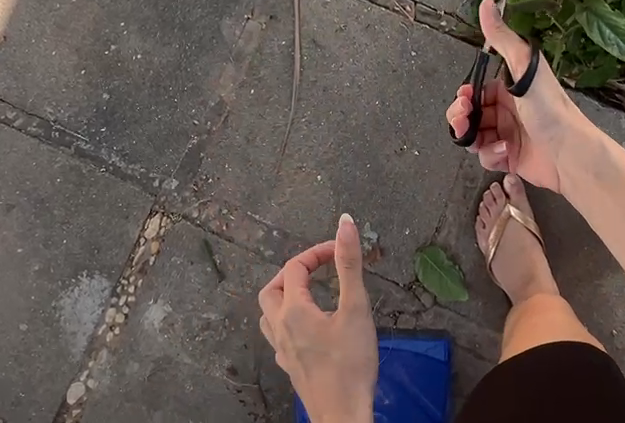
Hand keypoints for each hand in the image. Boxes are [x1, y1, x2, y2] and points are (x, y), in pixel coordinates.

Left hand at [258, 214, 377, 422]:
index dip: (316, 252)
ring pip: (268, 314)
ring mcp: (282, 351)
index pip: (295, 267)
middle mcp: (281, 328)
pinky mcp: (290, 368)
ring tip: (310, 292)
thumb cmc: (351, 362)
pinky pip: (278, 336)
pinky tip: (308, 327)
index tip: (339, 250)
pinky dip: (288, 321)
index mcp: (293, 310)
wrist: (344, 417)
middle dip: (293, 272)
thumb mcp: (355, 307)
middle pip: (272, 289)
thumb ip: (349, 263)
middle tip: (318, 269)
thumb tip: (345, 222)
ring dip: (284, 296)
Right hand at [444, 0, 597, 193]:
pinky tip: (505, 152)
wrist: (569, 152)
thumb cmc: (548, 106)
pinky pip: (486, 156)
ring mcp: (507, 136)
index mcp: (509, 88)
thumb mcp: (523, 65)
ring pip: (474, 137)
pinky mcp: (509, 159)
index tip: (464, 98)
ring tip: (479, 139)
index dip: (465, 95)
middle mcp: (506, 111)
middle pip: (469, 113)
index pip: (476, 90)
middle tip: (463, 120)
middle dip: (460, 117)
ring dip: (472, 138)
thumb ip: (500, 35)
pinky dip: (490, 155)